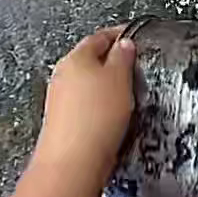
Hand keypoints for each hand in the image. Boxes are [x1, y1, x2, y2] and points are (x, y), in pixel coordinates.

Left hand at [33, 27, 135, 174]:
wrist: (74, 162)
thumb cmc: (95, 118)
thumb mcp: (120, 79)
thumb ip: (123, 57)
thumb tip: (125, 44)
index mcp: (75, 58)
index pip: (100, 36)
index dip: (121, 34)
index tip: (135, 35)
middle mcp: (63, 76)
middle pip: (92, 60)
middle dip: (114, 60)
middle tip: (136, 64)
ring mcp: (61, 100)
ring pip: (89, 84)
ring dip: (107, 85)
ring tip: (130, 92)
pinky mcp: (65, 122)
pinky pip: (87, 106)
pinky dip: (101, 105)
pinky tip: (114, 115)